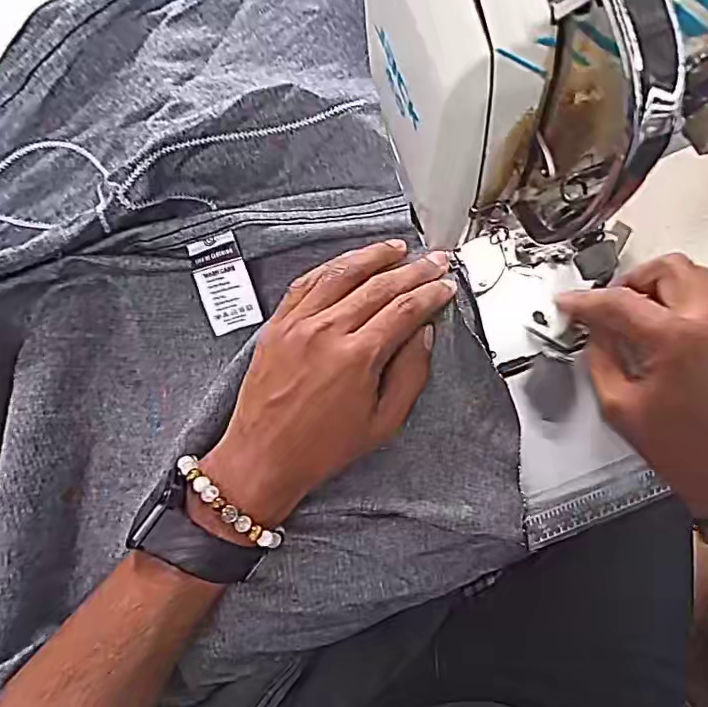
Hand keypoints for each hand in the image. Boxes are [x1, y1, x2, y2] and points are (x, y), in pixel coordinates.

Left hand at [197, 239, 455, 532]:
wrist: (262, 457)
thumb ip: (409, 376)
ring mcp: (297, 325)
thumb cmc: (318, 448)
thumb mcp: (382, 424)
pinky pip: (307, 283)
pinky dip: (332, 267)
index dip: (431, 293)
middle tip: (434, 260)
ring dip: (373, 256)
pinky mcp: (277, 326)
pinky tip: (347, 262)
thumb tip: (423, 338)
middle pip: (379, 285)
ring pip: (342, 273)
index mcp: (356, 357)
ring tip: (396, 248)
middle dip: (414, 269)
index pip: (404, 309)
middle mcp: (325, 332)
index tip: (444, 287)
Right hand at [556, 253, 707, 520]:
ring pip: (694, 276)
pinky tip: (660, 330)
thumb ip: (601, 359)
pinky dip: (680, 302)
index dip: (586, 301)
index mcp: (677, 340)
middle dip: (629, 280)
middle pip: (667, 268)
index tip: (569, 303)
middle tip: (607, 304)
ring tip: (633, 314)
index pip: (620, 301)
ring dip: (658, 286)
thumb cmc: (687, 452)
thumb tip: (594, 333)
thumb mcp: (620, 406)